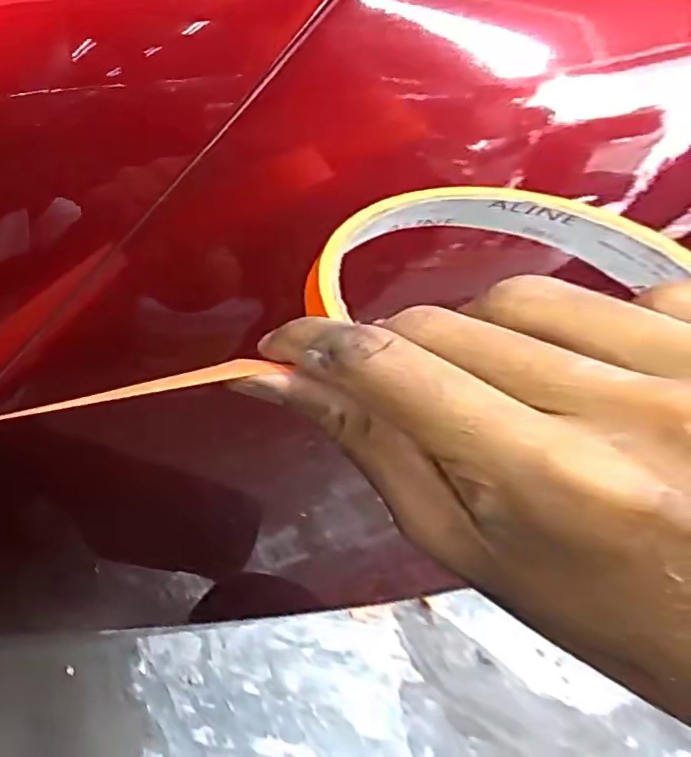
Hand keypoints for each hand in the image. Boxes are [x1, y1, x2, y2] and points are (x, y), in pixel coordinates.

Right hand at [233, 275, 690, 719]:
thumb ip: (365, 443)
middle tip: (396, 387)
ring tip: (505, 380)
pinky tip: (604, 372)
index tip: (279, 347)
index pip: (380, 362)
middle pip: (436, 323)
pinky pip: (640, 293)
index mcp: (551, 475)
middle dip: (387, 345)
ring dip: (480, 329)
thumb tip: (268, 376)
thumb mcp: (465, 542)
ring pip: (521, 297)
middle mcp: (634, 412)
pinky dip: (594, 322)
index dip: (309, 341)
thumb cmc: (617, 614)